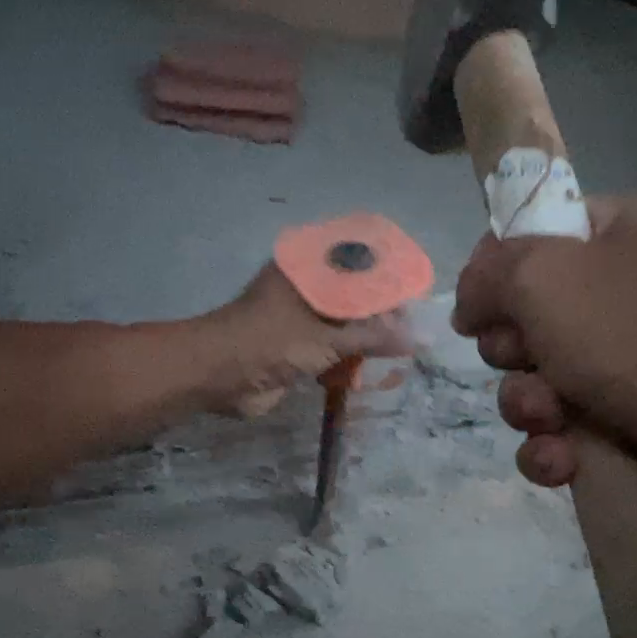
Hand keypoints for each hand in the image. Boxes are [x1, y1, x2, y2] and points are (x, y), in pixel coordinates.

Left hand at [200, 263, 412, 416]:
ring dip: (366, 340)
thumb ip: (373, 336)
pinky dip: (349, 360)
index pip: (358, 261)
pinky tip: (371, 371)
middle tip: (412, 330)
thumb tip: (418, 338)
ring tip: (399, 352)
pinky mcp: (295, 349)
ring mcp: (299, 319)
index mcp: (307, 268)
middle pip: (353, 295)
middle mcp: (305, 288)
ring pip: (344, 325)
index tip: (416, 292)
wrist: (217, 376)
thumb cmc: (269, 343)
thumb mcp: (327, 337)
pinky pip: (331, 350)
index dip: (387, 275)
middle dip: (381, 314)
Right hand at [451, 191, 636, 546]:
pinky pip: (565, 437)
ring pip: (541, 384)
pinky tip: (564, 460)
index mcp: (632, 231)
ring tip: (553, 419)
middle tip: (525, 359)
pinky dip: (554, 451)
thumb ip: (491, 272)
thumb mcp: (549, 277)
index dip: (502, 273)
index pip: (542, 236)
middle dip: (513, 351)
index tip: (482, 307)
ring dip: (529, 406)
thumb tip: (472, 299)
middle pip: (533, 318)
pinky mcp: (636, 431)